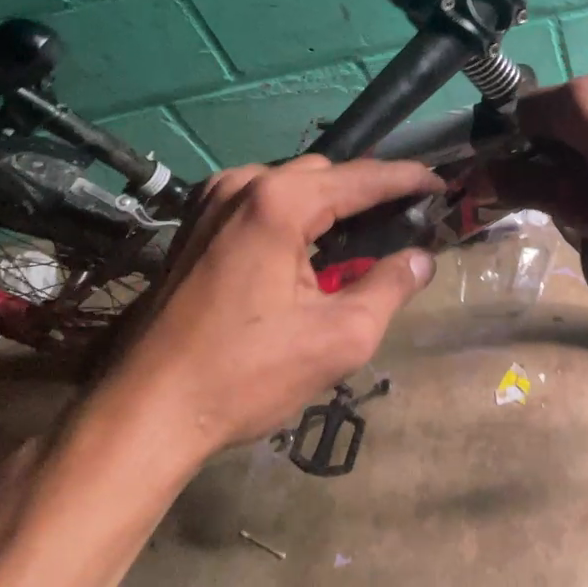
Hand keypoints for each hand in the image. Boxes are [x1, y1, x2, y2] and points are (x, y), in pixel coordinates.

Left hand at [94, 155, 442, 460]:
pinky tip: (307, 250)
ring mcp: (210, 200)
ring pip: (291, 185)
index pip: (363, 178)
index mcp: (280, 202)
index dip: (408, 179)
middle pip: (326, 175)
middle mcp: (243, 184)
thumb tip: (422, 259)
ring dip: (328, 206)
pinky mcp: (192, 224)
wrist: (144, 413)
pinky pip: (259, 202)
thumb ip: (390, 287)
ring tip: (361, 239)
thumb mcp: (339, 338)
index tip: (442, 184)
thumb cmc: (246, 375)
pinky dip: (292, 216)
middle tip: (404, 222)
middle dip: (367, 194)